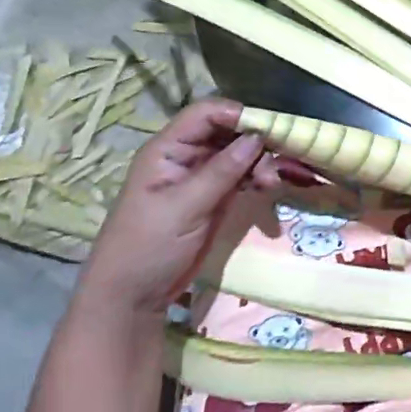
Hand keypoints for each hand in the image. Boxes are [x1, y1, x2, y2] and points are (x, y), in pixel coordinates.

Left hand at [81, 99, 286, 312]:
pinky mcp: (213, 199)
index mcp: (168, 148)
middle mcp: (185, 155)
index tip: (267, 129)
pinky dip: (256, 179)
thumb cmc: (148, 246)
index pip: (206, 113)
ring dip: (259, 162)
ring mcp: (200, 178)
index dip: (237, 114)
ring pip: (237, 154)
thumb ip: (221, 171)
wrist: (132, 298)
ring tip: (272, 182)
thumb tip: (256, 136)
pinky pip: (240, 177)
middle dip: (254, 140)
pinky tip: (268, 187)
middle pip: (226, 131)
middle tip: (278, 160)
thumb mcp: (185, 207)